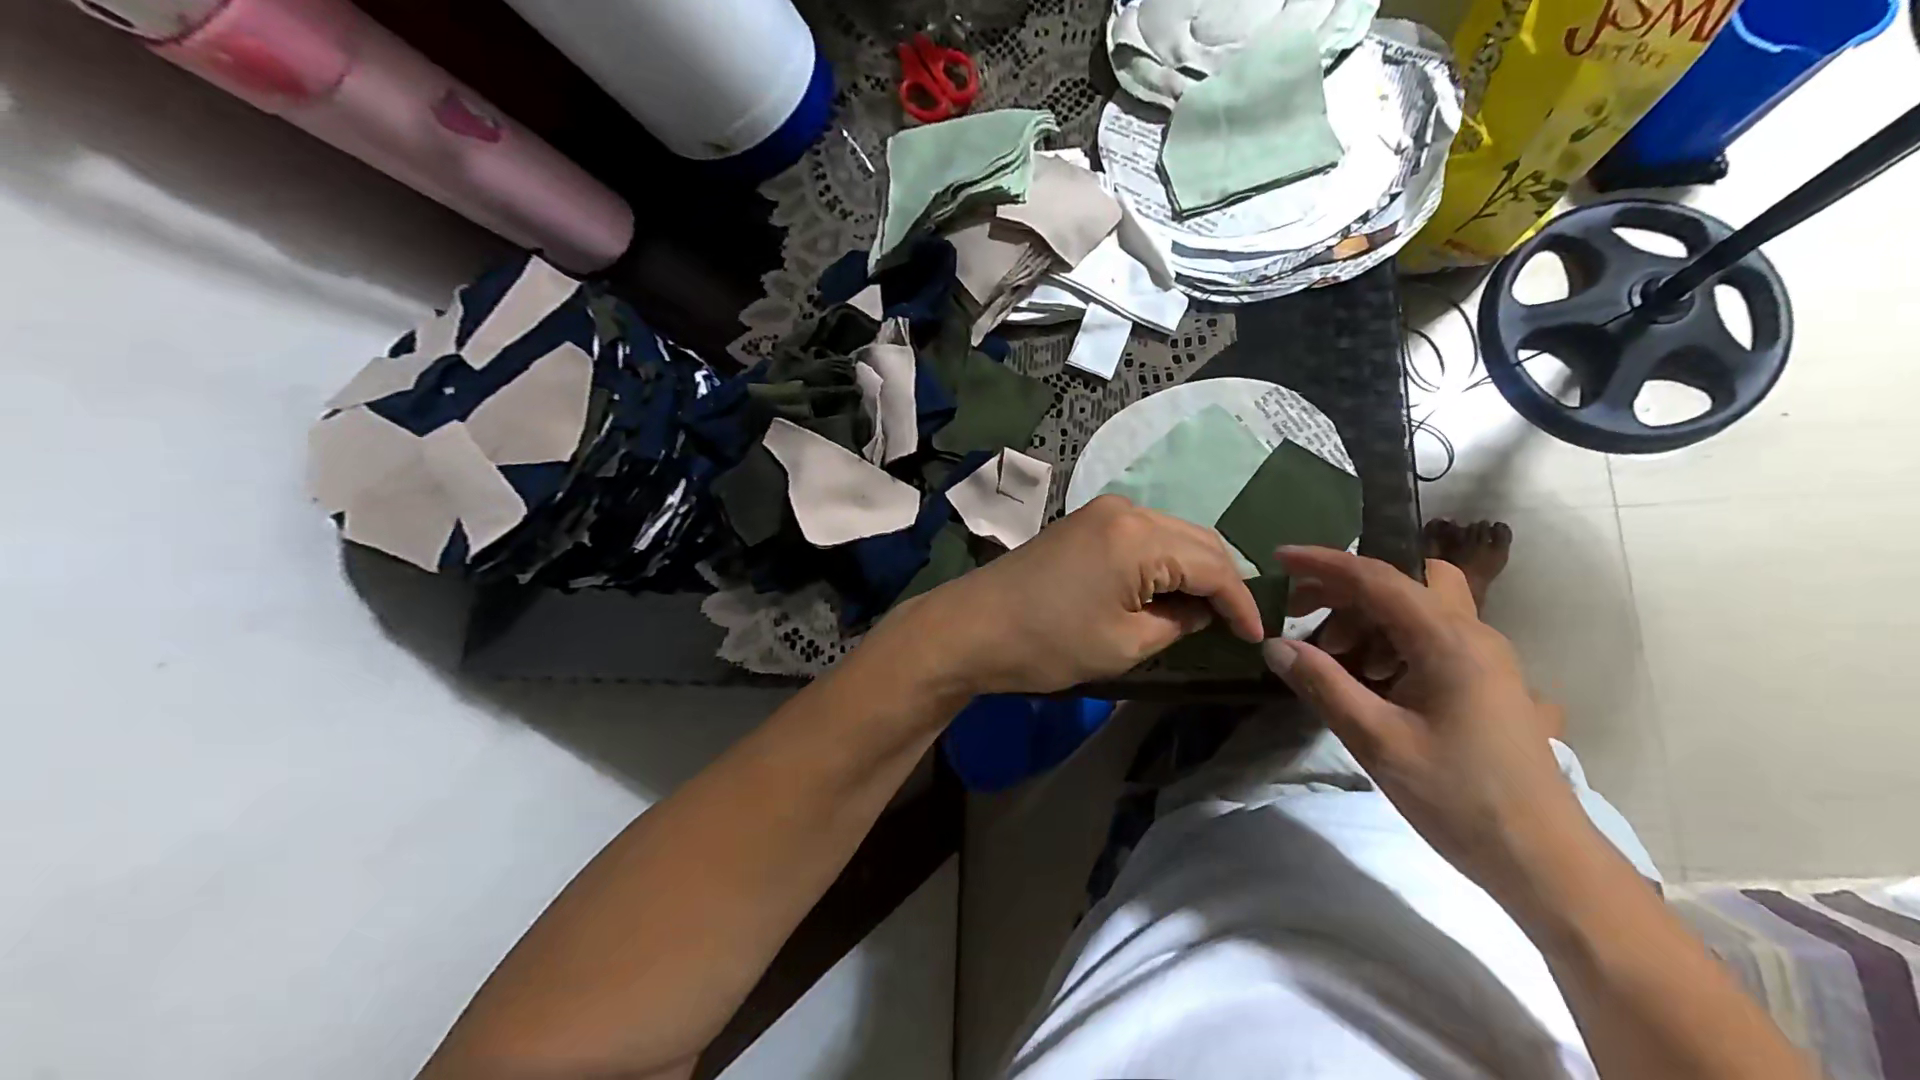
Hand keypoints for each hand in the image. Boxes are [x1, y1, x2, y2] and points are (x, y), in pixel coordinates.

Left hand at [879, 495, 1263, 695]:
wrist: (971, 628)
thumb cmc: (1048, 643)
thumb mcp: (1125, 645)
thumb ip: (1177, 622)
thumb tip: (1202, 611)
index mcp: (1140, 537)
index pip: (1214, 565)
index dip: (1241, 602)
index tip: (1256, 636)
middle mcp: (1126, 510)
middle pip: (1197, 540)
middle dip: (1222, 580)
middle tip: (1236, 621)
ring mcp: (1100, 512)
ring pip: (1171, 534)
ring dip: (1193, 567)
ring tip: (1206, 608)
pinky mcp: (1082, 523)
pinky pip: (1142, 536)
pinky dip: (1162, 560)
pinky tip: (1167, 588)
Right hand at [1263, 547, 1588, 894]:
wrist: (1544, 859)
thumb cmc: (1460, 797)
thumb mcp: (1377, 740)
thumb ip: (1323, 685)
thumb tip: (1275, 645)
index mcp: (1450, 642)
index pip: (1378, 578)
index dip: (1324, 563)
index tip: (1279, 557)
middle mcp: (1473, 636)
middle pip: (1403, 581)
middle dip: (1347, 587)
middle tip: (1301, 612)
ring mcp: (1483, 658)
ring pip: (1416, 607)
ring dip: (1366, 617)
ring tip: (1330, 657)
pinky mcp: (1482, 681)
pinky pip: (1426, 637)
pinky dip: (1386, 641)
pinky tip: (1365, 679)